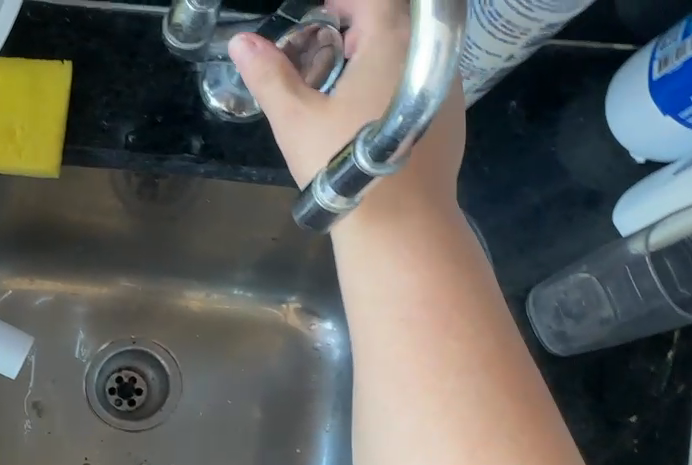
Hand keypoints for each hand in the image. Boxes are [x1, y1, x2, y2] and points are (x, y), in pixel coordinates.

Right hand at [228, 0, 464, 222]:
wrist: (396, 216)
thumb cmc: (340, 162)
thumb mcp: (294, 120)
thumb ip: (269, 76)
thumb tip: (241, 42)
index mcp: (390, 39)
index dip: (339, 2)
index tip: (316, 14)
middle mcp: (426, 48)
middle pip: (391, 17)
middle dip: (355, 26)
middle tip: (322, 51)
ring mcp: (447, 77)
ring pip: (408, 48)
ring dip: (376, 54)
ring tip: (343, 86)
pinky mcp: (451, 108)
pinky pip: (421, 76)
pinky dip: (394, 80)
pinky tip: (369, 115)